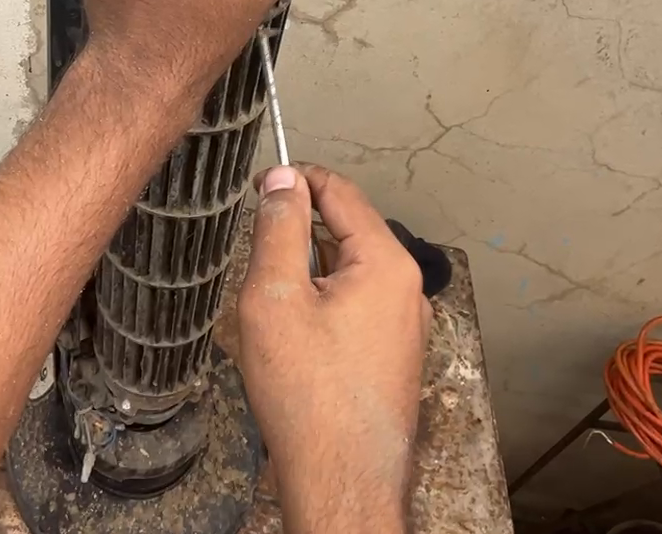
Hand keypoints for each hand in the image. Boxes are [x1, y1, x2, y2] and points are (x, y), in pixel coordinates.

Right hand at [237, 164, 430, 533]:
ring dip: (309, 260)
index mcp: (387, 263)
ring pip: (350, 265)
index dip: (295, 179)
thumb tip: (283, 177)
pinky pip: (357, 299)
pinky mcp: (393, 352)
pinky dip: (323, 292)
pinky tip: (295, 321)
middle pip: (348, 227)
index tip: (256, 186)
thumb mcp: (277, 295)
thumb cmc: (305, 391)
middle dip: (300, 222)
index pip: (340, 190)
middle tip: (254, 237)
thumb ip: (279, 227)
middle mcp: (407, 288)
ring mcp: (405, 324)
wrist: (342, 485)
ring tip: (270, 283)